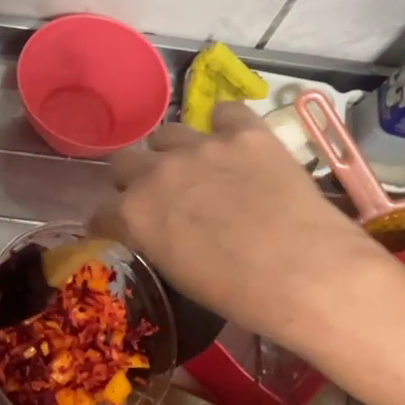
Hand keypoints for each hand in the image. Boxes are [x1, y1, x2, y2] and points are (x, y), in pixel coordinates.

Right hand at [89, 101, 385, 344]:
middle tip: (159, 197)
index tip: (121, 230)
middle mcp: (157, 173)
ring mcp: (201, 147)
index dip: (110, 223)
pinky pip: (225, 112)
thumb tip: (161, 234)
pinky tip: (235, 140)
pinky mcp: (245, 133)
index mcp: (133, 215)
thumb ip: (157, 243)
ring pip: (168, 134)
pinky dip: (225, 125)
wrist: (303, 272)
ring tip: (196, 167)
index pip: (100, 213)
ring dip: (174, 151)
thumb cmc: (238, 293)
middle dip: (135, 179)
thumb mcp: (179, 276)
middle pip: (124, 162)